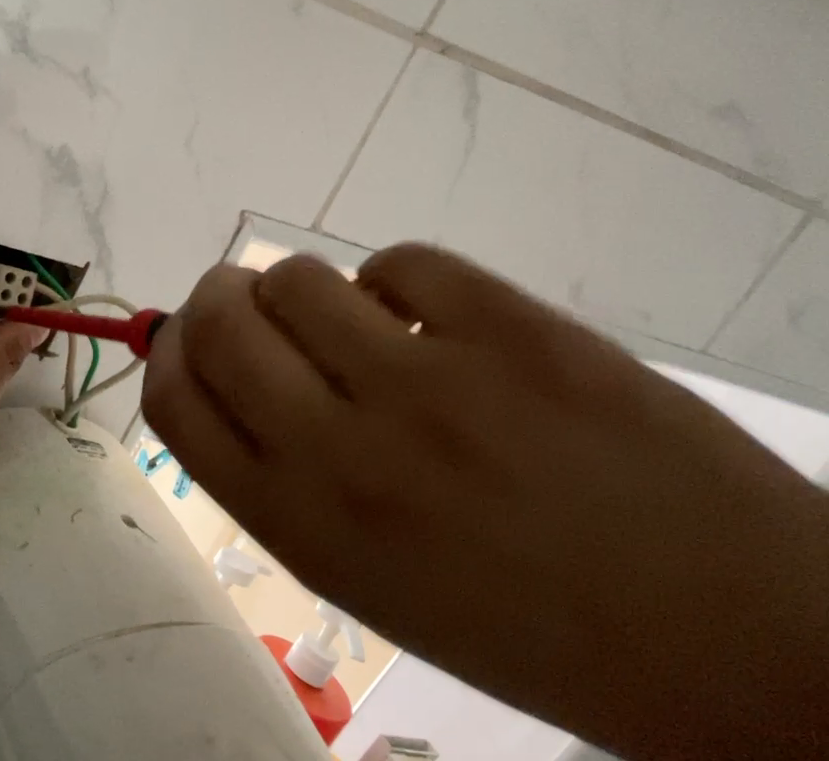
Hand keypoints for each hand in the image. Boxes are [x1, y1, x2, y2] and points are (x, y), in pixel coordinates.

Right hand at [141, 244, 828, 759]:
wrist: (740, 646)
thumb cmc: (517, 621)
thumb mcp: (357, 573)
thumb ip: (270, 470)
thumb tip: (214, 364)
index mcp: (295, 520)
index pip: (173, 398)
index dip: (167, 352)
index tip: (187, 341)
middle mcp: (339, 448)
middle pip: (215, 320)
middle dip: (218, 299)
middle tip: (252, 308)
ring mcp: (429, 383)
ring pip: (297, 276)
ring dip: (308, 291)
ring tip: (359, 324)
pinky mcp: (517, 333)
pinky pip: (402, 261)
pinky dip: (397, 280)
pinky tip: (434, 320)